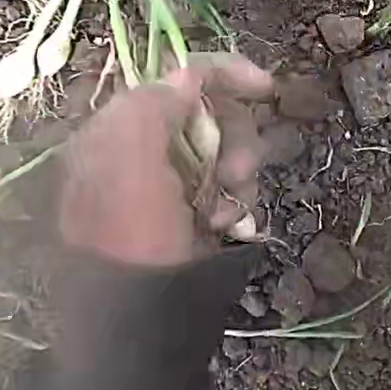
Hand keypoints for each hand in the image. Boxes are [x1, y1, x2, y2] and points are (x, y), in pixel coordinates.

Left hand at [59, 56, 273, 267]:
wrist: (141, 316)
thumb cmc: (132, 237)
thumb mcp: (131, 165)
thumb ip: (153, 109)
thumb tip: (188, 75)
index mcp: (125, 127)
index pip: (180, 77)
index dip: (224, 73)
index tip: (265, 87)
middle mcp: (152, 145)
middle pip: (215, 112)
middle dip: (235, 137)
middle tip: (236, 171)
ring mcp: (179, 177)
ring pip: (232, 147)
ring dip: (240, 173)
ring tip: (226, 209)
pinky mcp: (201, 204)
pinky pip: (236, 183)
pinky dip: (239, 199)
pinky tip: (227, 222)